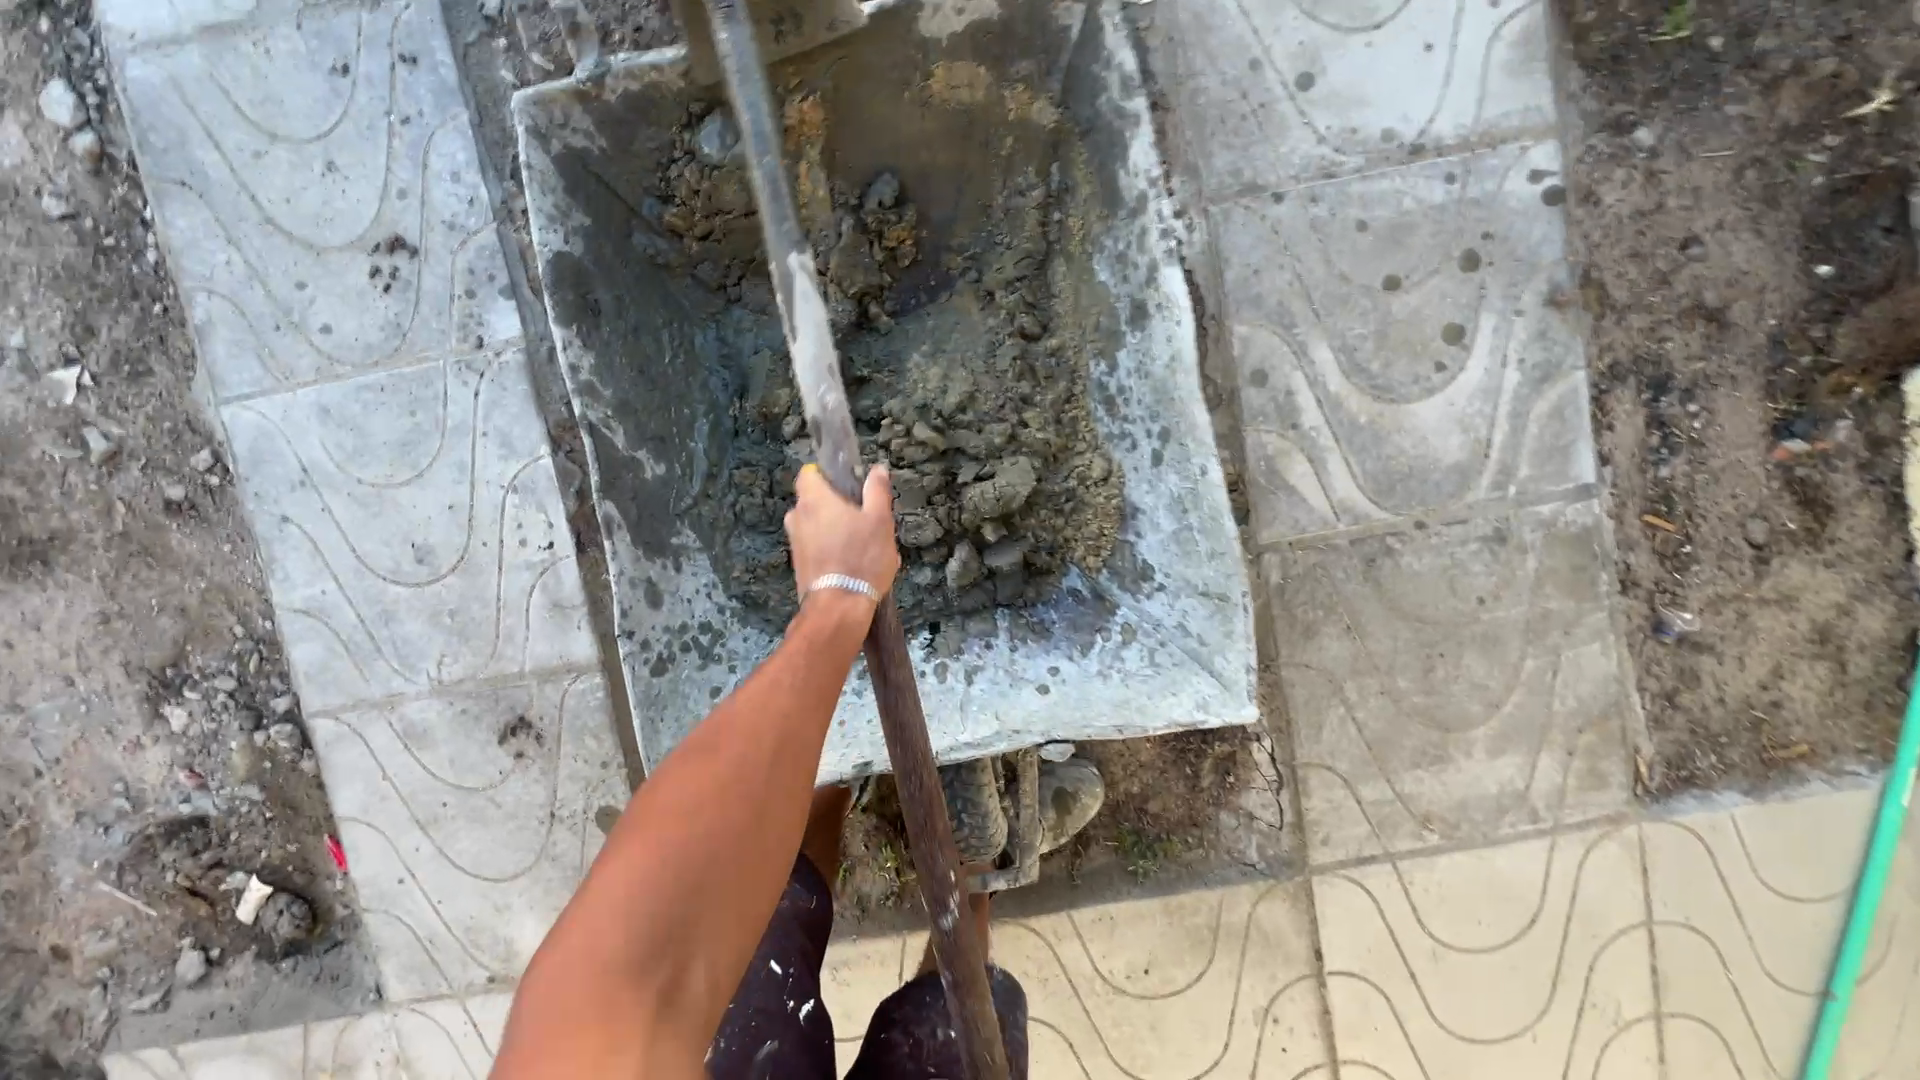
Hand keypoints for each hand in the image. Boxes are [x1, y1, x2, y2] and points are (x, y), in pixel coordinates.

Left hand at [785, 464, 899, 608]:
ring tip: (862, 545)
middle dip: (834, 505)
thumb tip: (877, 469)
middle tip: (862, 517)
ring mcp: (795, 543)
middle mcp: (797, 517)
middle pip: (813, 501)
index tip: (847, 485)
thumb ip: (877, 491)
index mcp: (814, 499)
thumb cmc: (861, 558)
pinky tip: (854, 565)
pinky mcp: (799, 565)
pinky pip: (815, 548)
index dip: (826, 474)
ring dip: (834, 530)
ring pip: (815, 526)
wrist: (838, 607)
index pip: (808, 473)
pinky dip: (830, 550)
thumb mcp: (880, 521)